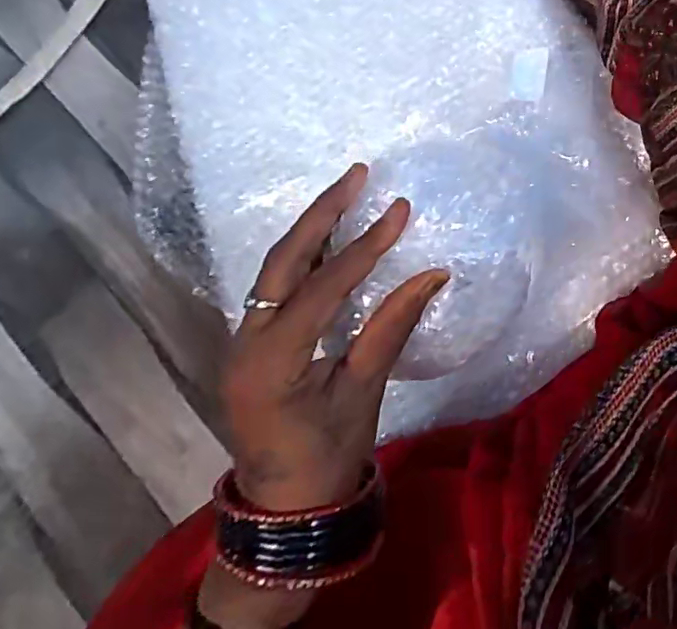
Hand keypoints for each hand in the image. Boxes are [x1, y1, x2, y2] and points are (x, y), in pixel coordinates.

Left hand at [220, 163, 447, 510]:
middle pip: (282, 261)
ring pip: (274, 269)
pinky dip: (305, 255)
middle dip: (321, 214)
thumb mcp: (364, 392)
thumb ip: (392, 326)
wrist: (284, 503)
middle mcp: (245, 341)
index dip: (366, 246)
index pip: (324, 286)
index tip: (401, 210)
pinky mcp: (251, 340)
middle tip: (356, 174)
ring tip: (346, 192)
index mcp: (272, 361)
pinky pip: (276, 285)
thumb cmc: (328, 452)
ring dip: (311, 228)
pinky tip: (330, 235)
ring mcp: (241, 339)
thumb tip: (434, 273)